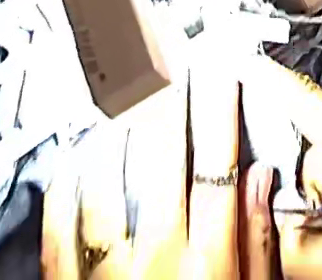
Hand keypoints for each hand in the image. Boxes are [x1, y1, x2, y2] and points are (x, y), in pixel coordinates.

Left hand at [42, 63, 276, 278]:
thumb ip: (256, 244)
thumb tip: (258, 182)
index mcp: (207, 264)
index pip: (218, 166)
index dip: (221, 113)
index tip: (222, 74)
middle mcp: (157, 260)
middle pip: (164, 160)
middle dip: (169, 104)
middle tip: (171, 63)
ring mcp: (109, 275)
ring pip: (110, 183)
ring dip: (118, 131)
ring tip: (126, 92)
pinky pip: (62, 230)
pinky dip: (67, 186)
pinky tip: (75, 154)